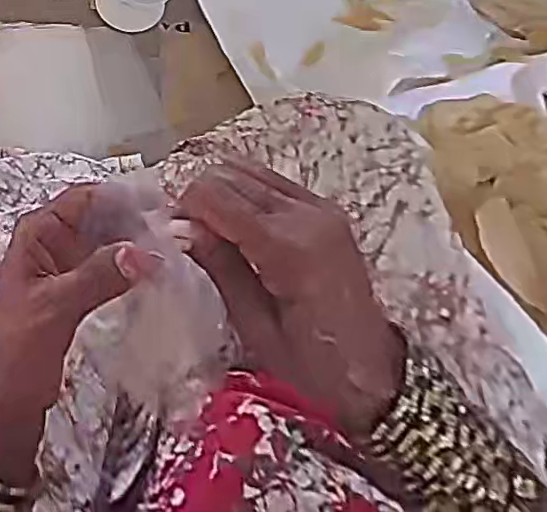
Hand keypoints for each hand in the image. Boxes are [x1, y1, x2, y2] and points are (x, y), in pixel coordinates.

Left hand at [0, 185, 153, 486]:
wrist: (0, 415)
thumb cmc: (15, 354)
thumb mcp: (54, 309)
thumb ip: (98, 276)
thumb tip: (147, 251)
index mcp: (37, 233)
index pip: (84, 197)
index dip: (121, 195)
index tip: (161, 202)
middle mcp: (51, 242)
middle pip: (98, 216)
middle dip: (134, 218)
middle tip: (177, 227)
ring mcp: (64, 267)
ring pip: (105, 242)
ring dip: (134, 242)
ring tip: (174, 246)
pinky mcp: (75, 293)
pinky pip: (106, 268)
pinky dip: (128, 267)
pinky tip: (155, 273)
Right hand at [180, 160, 402, 435]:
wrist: (379, 376)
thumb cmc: (313, 368)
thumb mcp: (256, 329)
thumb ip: (219, 267)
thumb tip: (177, 226)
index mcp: (289, 247)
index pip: (217, 196)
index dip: (184, 206)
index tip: (168, 229)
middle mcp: (306, 214)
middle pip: (229, 175)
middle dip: (198, 195)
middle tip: (182, 229)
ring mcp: (319, 206)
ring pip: (248, 170)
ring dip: (219, 188)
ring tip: (204, 223)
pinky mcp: (324, 207)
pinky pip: (269, 180)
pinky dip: (243, 189)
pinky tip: (233, 217)